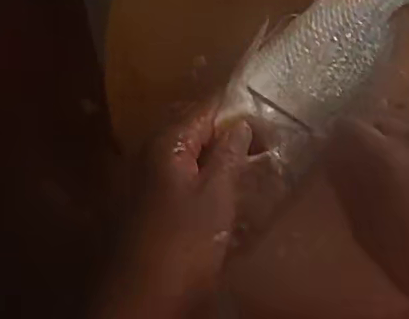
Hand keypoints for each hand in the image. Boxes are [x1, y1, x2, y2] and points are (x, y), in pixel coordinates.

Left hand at [92, 104, 253, 318]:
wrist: (141, 299)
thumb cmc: (182, 244)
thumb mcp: (215, 197)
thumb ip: (228, 154)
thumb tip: (242, 123)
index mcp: (166, 140)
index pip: (206, 109)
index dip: (237, 113)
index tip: (267, 125)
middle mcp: (152, 148)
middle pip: (196, 129)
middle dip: (227, 134)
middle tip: (261, 147)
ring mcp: (147, 174)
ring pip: (189, 153)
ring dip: (216, 157)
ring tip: (247, 167)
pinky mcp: (149, 200)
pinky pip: (181, 174)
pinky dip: (202, 176)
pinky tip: (221, 192)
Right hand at [324, 119, 408, 318]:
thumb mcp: (373, 235)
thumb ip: (350, 190)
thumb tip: (336, 162)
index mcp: (385, 157)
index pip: (347, 127)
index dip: (340, 142)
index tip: (338, 158)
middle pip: (378, 121)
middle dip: (370, 141)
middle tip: (371, 171)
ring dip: (401, 146)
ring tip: (408, 179)